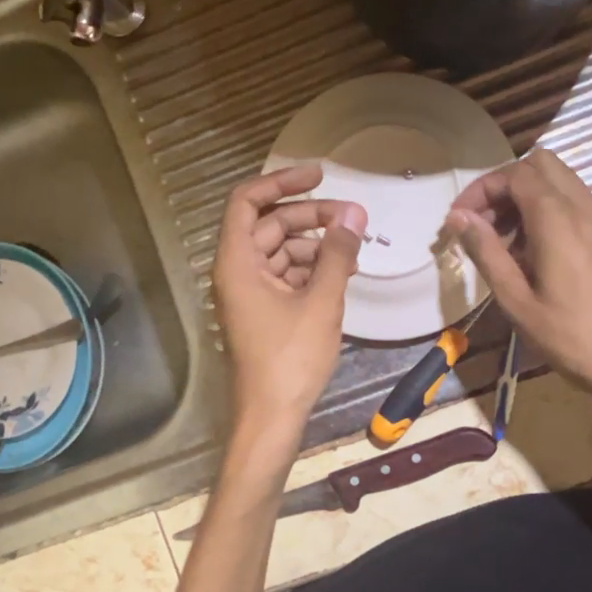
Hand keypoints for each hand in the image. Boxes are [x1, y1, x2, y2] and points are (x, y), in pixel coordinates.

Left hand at [214, 165, 366, 427]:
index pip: (247, 201)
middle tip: (354, 217)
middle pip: (270, 226)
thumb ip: (337, 254)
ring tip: (355, 250)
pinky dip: (312, 270)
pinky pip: (286, 277)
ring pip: (282, 252)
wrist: (271, 416)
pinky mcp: (264, 313)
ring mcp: (249, 293)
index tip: (319, 175)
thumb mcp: (321, 302)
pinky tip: (342, 273)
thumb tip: (355, 214)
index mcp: (236, 262)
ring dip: (316, 245)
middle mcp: (237, 271)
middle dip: (311, 216)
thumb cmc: (291, 359)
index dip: (281, 182)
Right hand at [445, 150, 591, 408]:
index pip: (514, 175)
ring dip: (523, 196)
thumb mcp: (516, 299)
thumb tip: (458, 218)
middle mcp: (582, 207)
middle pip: (539, 165)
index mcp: (557, 219)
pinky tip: (528, 251)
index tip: (458, 220)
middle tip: (481, 222)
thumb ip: (486, 251)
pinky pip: (571, 201)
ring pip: (557, 180)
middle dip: (503, 185)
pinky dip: (544, 209)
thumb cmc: (569, 336)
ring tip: (499, 240)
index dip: (481, 189)